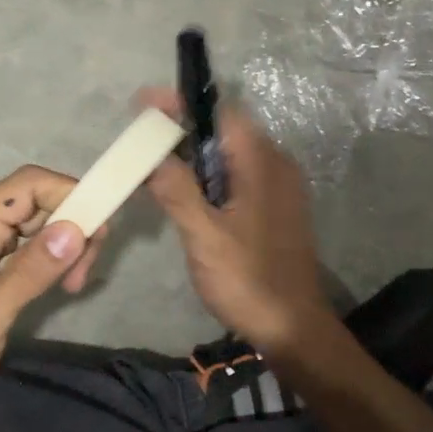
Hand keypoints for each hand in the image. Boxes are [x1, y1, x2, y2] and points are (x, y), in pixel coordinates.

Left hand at [0, 165, 105, 403]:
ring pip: (32, 221)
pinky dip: (44, 257)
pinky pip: (20, 242)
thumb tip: (75, 230)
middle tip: (83, 273)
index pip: (29, 184)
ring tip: (72, 284)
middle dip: (70, 225)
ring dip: (61, 244)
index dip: (70, 195)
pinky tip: (55, 284)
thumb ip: (30, 272)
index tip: (98, 233)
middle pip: (35, 199)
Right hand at [138, 87, 333, 350]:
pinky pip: (236, 177)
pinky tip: (180, 193)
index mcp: (261, 166)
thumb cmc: (248, 280)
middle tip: (140, 136)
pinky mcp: (272, 210)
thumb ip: (177, 192)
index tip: (144, 104)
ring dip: (192, 153)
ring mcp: (277, 190)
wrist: (293, 327)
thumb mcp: (204, 237)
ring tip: (151, 161)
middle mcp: (274, 167)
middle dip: (182, 127)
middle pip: (225, 131)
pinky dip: (206, 175)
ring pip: (229, 155)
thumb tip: (153, 154)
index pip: (221, 115)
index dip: (183, 104)